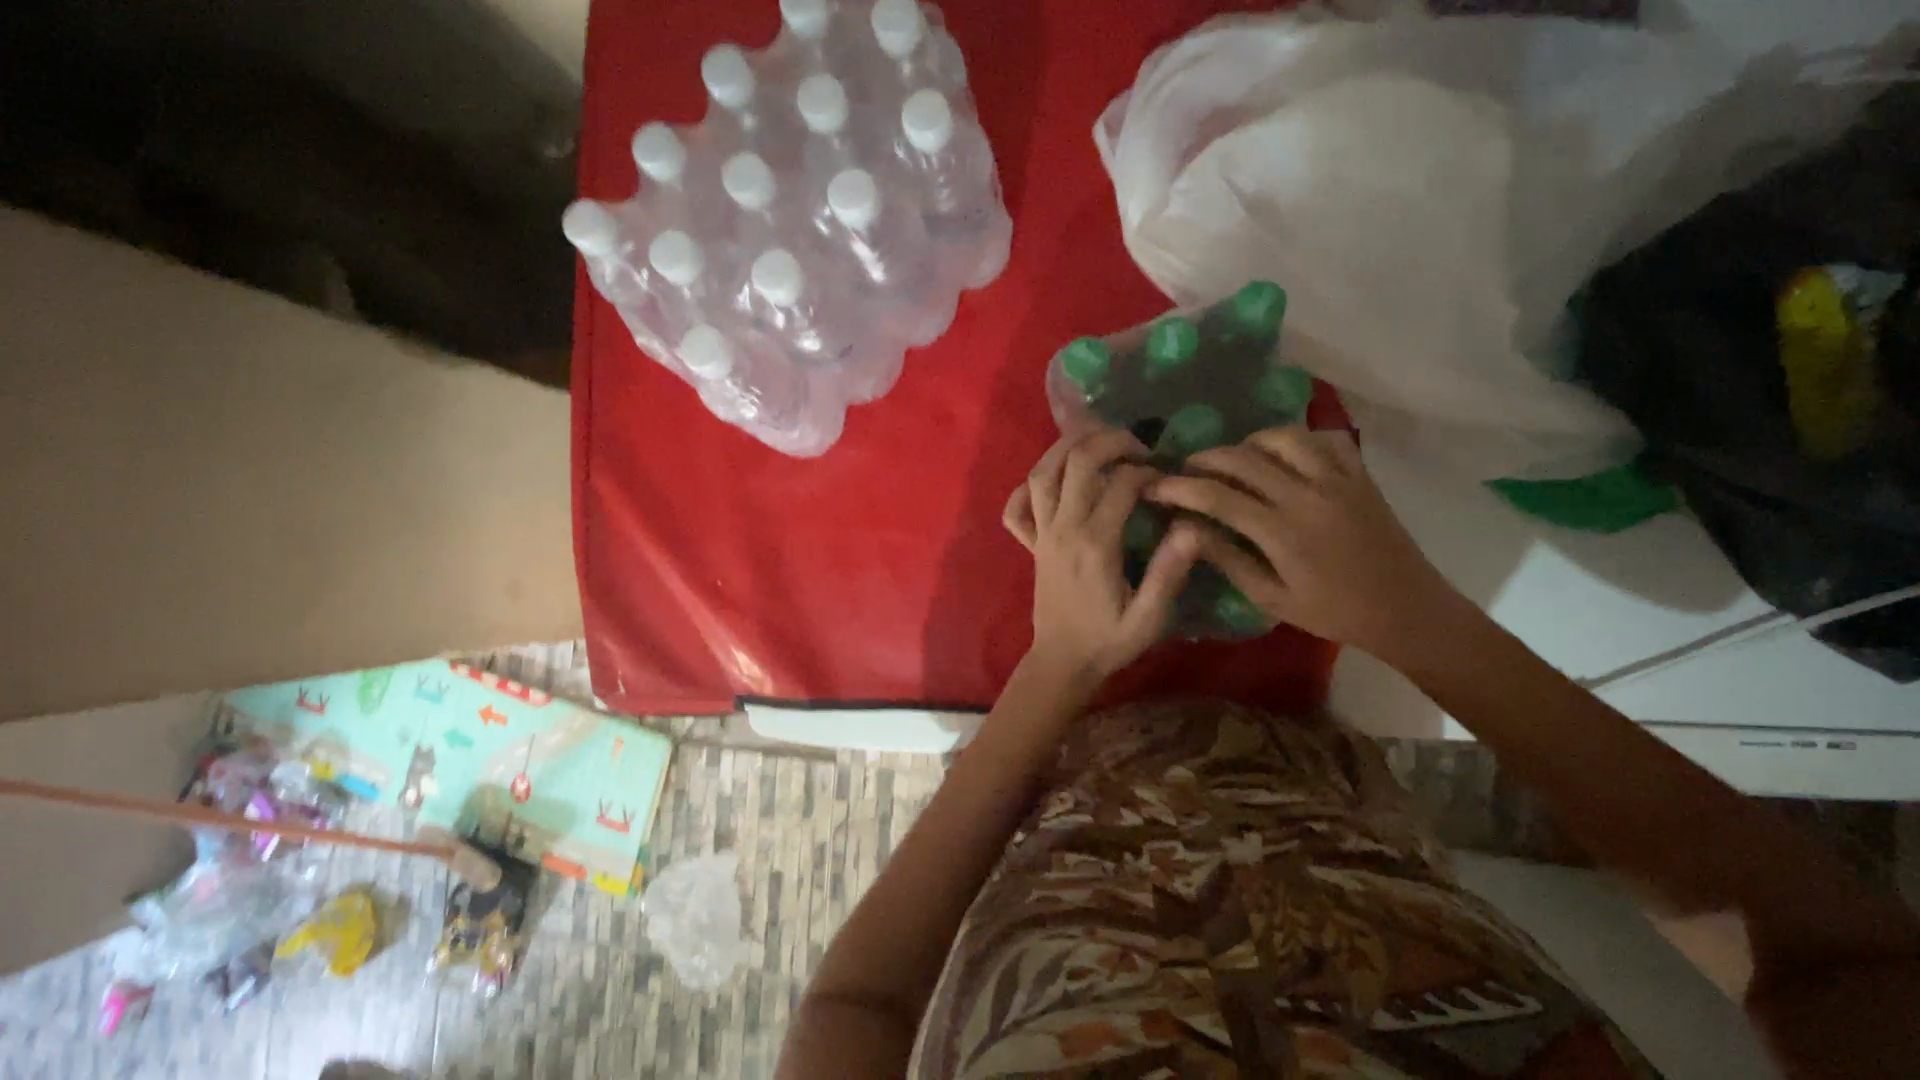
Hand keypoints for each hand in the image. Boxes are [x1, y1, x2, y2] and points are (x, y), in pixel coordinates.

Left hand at [1004, 429, 1201, 688]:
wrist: (1062, 663)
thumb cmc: (1109, 640)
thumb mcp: (1149, 616)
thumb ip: (1168, 572)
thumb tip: (1191, 527)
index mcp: (1095, 544)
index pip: (1121, 483)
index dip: (1147, 470)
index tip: (1166, 478)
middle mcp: (1062, 529)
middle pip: (1076, 462)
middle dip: (1108, 440)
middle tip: (1136, 445)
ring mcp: (1041, 534)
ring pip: (1041, 473)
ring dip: (1067, 448)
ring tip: (1097, 442)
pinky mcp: (1029, 544)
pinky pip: (1016, 507)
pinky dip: (1028, 487)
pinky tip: (1052, 483)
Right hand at [1145, 427, 1466, 662]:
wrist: (1406, 609)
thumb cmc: (1334, 613)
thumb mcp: (1272, 599)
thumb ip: (1229, 560)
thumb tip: (1186, 530)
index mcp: (1282, 532)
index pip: (1217, 496)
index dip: (1179, 487)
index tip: (1155, 486)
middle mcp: (1307, 495)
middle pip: (1243, 458)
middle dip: (1206, 459)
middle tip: (1187, 469)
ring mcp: (1338, 479)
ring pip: (1283, 437)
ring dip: (1250, 443)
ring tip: (1236, 460)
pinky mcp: (1360, 474)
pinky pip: (1325, 438)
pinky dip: (1299, 439)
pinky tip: (1287, 456)